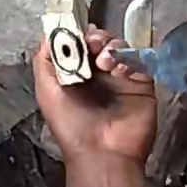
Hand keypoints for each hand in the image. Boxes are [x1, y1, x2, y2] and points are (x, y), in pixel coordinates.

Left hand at [34, 26, 157, 165]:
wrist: (102, 154)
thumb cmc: (71, 127)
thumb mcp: (47, 93)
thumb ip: (44, 63)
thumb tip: (47, 35)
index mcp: (76, 75)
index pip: (78, 43)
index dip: (77, 34)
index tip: (76, 32)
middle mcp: (99, 74)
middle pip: (100, 40)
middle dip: (95, 37)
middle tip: (92, 44)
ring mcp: (121, 77)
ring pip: (119, 46)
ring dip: (110, 46)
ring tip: (104, 62)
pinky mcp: (141, 83)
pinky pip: (139, 59)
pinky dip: (129, 58)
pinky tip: (118, 70)